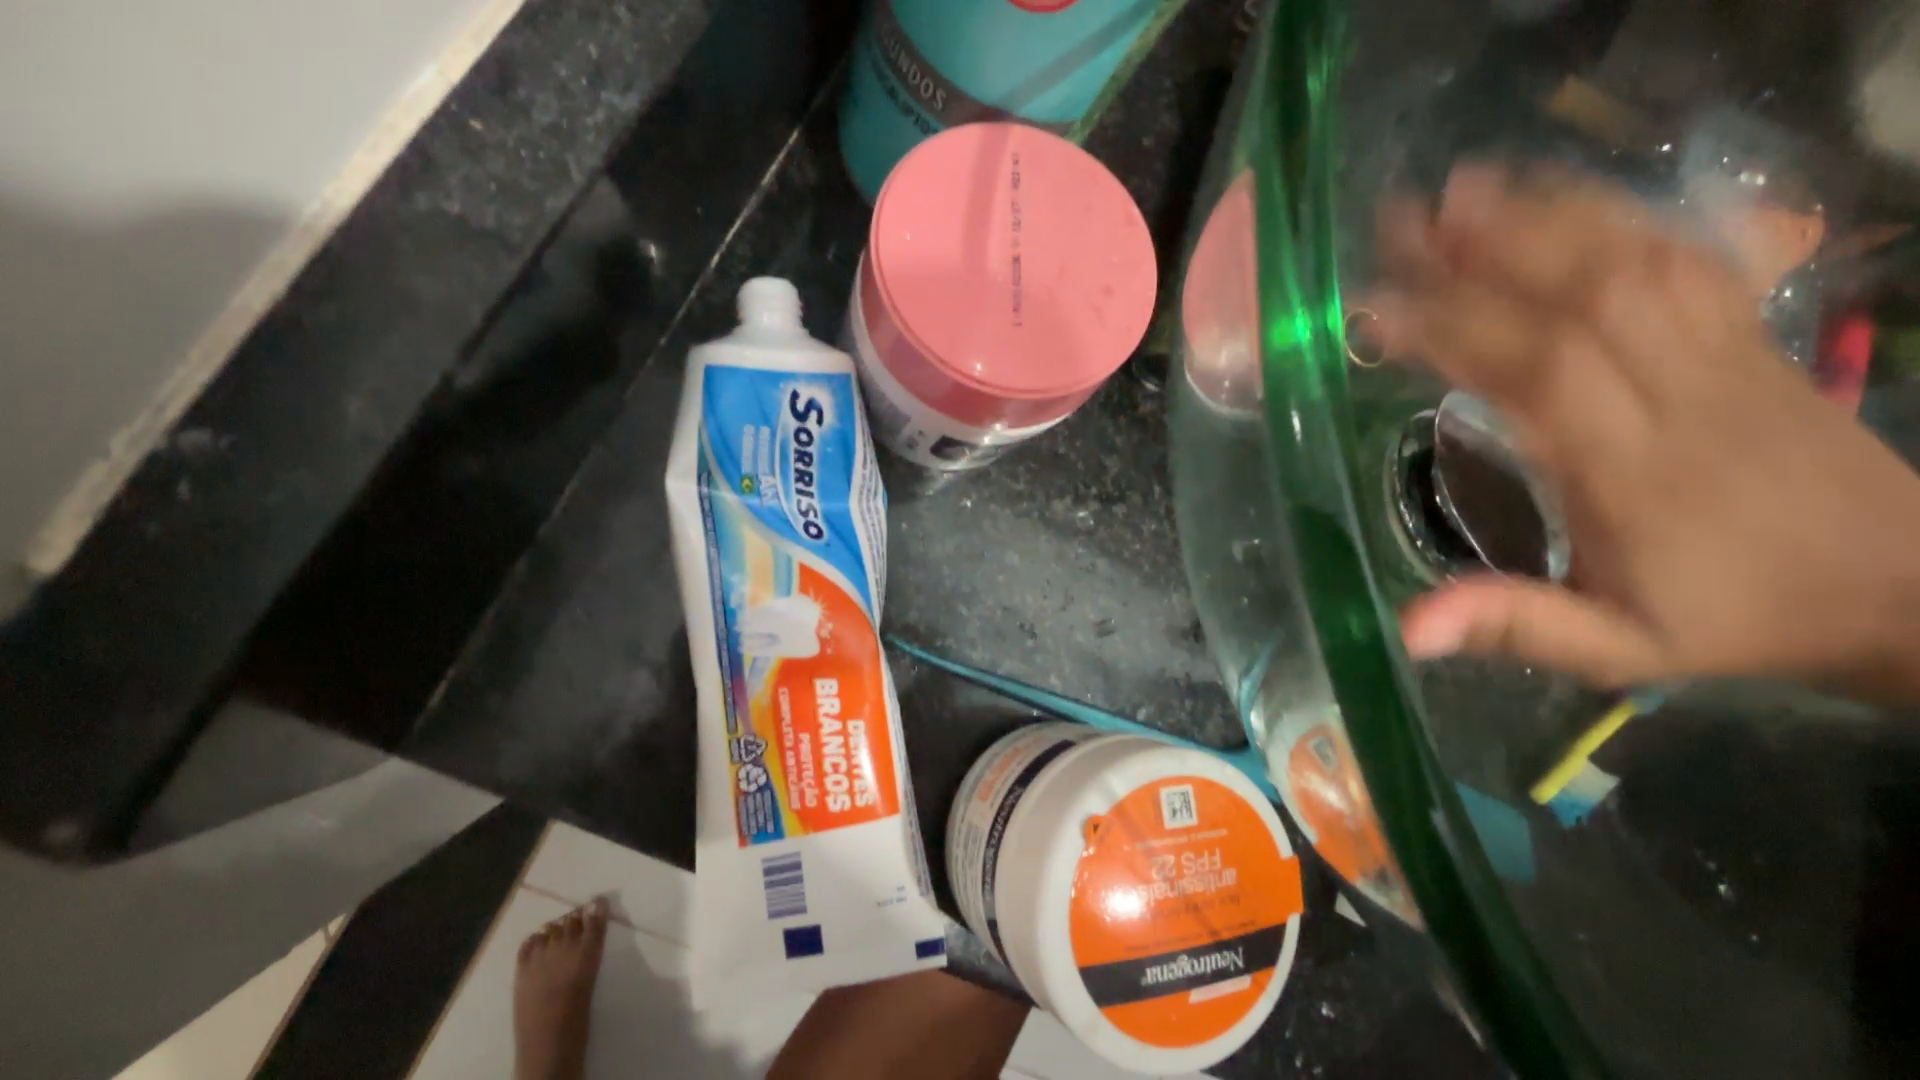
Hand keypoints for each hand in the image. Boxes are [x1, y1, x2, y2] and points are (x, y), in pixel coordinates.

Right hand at [1367, 164, 1919, 700]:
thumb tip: (1407, 628)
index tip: (1376, 310)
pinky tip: (1559, 201)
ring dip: (1543, 217)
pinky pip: (1686, 257)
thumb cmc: (1734, 618)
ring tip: (1463, 192)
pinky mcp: (1751, 334)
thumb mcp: (1617, 650)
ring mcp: (1725, 354)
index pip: (1540, 374)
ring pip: (1637, 261)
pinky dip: (1615, 217)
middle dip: (1485, 251)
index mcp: (1636, 475)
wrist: (1905, 585)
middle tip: (1402, 223)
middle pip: (1585, 296)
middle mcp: (1680, 397)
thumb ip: (1515, 626)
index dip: (1453, 330)